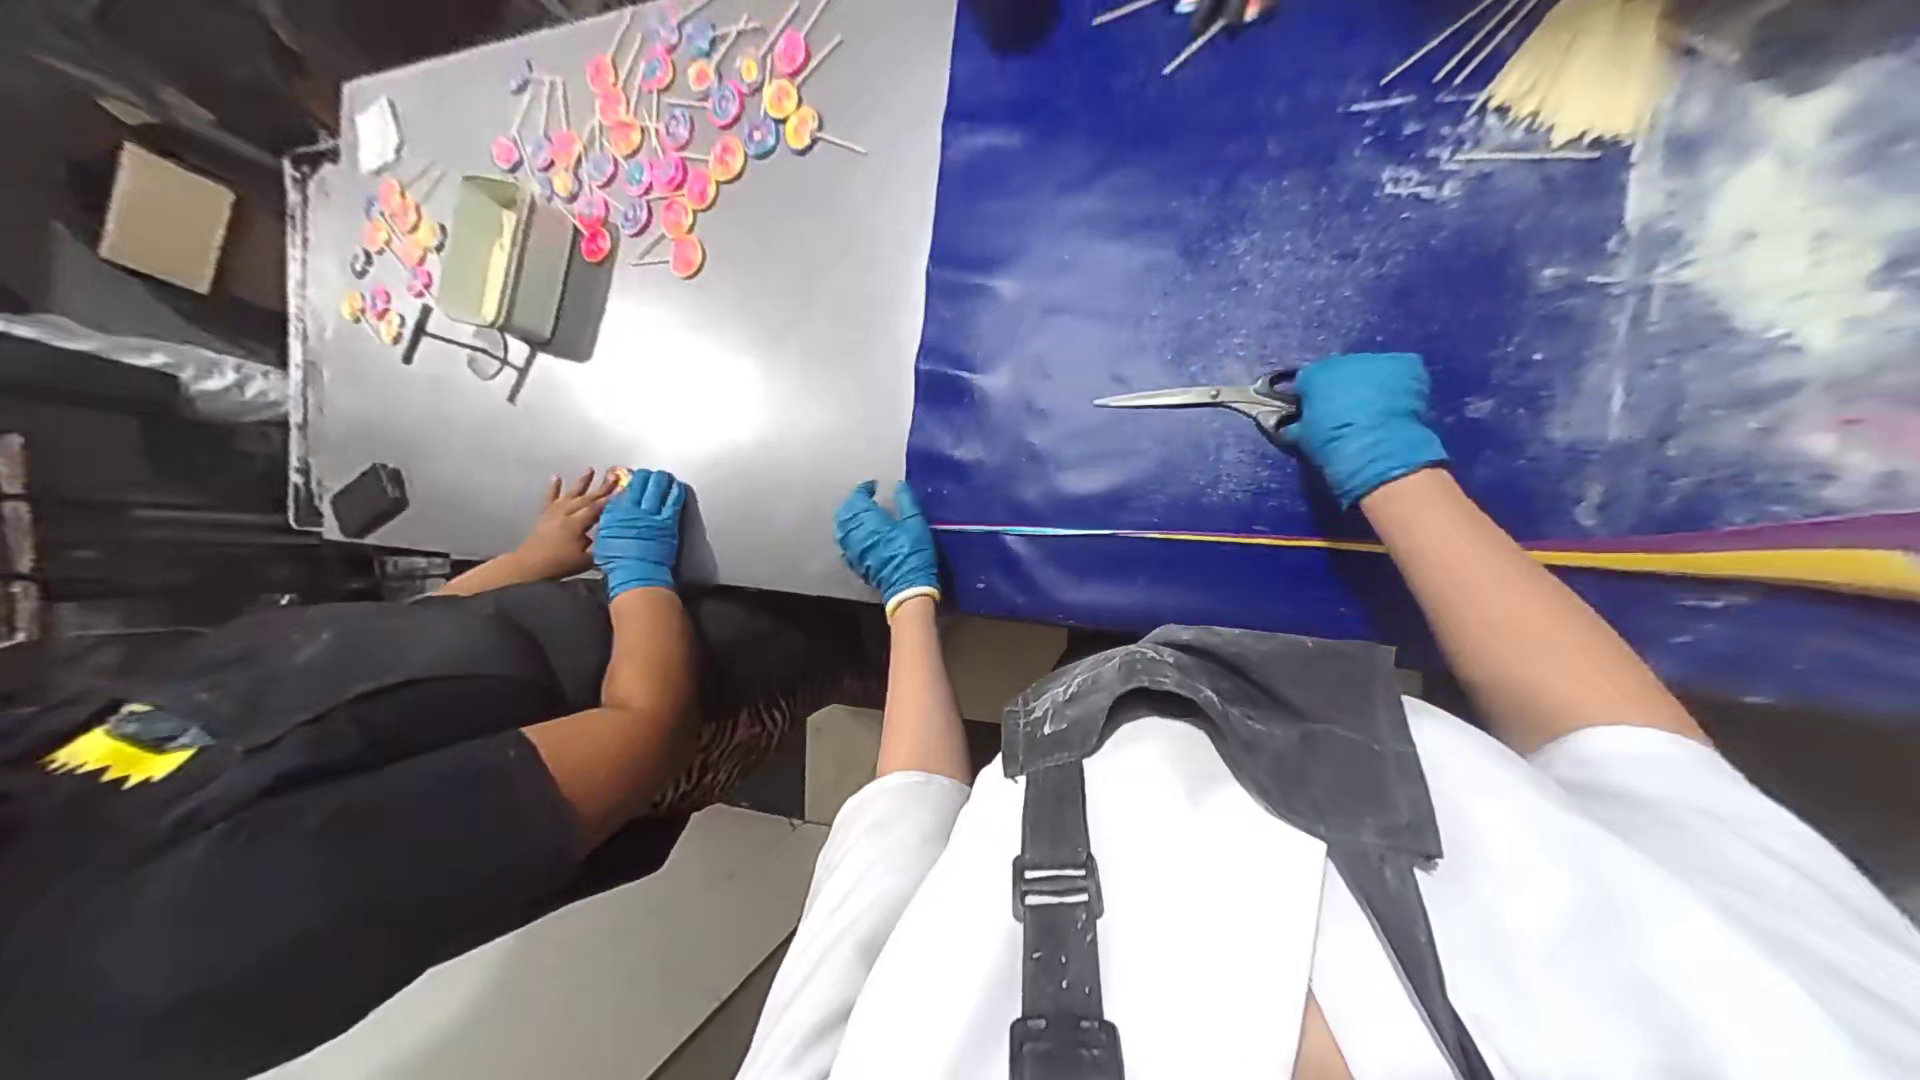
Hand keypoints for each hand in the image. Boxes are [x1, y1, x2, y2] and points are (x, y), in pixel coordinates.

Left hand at [513, 470, 619, 579]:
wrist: (528, 567)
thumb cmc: (559, 565)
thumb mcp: (586, 560)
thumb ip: (601, 546)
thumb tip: (614, 537)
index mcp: (575, 524)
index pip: (596, 508)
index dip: (610, 499)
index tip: (622, 490)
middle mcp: (564, 514)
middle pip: (586, 498)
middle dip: (601, 487)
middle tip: (613, 476)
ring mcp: (553, 514)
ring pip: (570, 494)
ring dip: (581, 482)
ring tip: (590, 469)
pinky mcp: (545, 516)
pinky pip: (550, 499)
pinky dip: (554, 488)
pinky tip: (556, 477)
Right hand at [594, 469, 688, 597]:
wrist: (637, 574)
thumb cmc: (618, 562)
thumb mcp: (604, 537)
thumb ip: (609, 520)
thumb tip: (613, 509)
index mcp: (616, 513)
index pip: (622, 489)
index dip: (627, 480)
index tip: (629, 476)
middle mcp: (633, 510)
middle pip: (641, 484)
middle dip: (645, 477)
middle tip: (648, 474)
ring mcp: (652, 515)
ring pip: (658, 488)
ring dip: (661, 480)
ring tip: (663, 476)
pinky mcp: (668, 522)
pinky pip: (673, 501)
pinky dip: (675, 491)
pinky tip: (677, 486)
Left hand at [835, 481, 939, 617]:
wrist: (906, 587)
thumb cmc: (912, 553)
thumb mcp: (915, 523)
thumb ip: (906, 501)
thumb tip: (899, 486)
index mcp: (868, 519)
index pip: (857, 498)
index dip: (864, 489)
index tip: (873, 486)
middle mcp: (854, 533)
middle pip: (845, 512)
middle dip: (853, 502)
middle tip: (864, 498)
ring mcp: (852, 550)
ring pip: (842, 528)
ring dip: (848, 517)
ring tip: (860, 514)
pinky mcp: (854, 563)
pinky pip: (845, 543)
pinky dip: (849, 533)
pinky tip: (858, 534)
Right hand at [1280, 352, 1448, 507]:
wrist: (1374, 448)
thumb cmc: (1329, 444)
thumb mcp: (1301, 436)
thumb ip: (1292, 424)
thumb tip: (1284, 424)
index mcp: (1313, 375)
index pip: (1306, 380)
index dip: (1309, 397)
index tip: (1313, 414)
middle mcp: (1342, 359)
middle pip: (1338, 371)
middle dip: (1340, 388)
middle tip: (1343, 414)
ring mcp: (1376, 360)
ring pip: (1368, 369)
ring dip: (1367, 384)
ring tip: (1372, 410)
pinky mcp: (1406, 364)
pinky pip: (1398, 370)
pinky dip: (1397, 383)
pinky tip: (1395, 403)